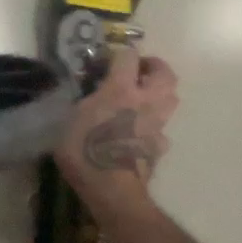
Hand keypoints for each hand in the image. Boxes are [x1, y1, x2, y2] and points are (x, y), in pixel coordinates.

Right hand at [56, 47, 178, 191]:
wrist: (111, 189)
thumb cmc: (84, 150)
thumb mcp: (70, 117)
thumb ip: (83, 100)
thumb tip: (87, 94)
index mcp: (120, 89)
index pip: (129, 56)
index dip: (119, 53)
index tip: (106, 61)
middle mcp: (145, 102)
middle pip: (165, 74)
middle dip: (154, 67)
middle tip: (138, 70)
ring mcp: (157, 125)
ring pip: (172, 98)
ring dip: (160, 92)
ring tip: (141, 97)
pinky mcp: (160, 146)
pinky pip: (162, 129)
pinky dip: (154, 125)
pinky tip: (139, 132)